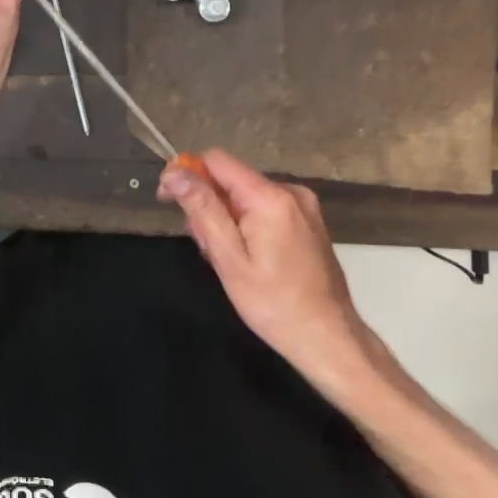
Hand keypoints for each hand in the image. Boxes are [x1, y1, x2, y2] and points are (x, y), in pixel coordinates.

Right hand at [159, 150, 379, 389]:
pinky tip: (245, 257)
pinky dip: (244, 224)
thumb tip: (174, 173)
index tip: (169, 200)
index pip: (216, 160)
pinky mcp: (307, 222)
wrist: (328, 338)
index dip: (187, 173)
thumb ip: (202, 209)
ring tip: (224, 257)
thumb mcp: (227, 257)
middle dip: (206, 203)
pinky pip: (263, 208)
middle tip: (204, 245)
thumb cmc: (273, 302)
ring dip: (224, 217)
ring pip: (244, 195)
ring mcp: (303, 207)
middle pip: (230, 178)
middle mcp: (291, 192)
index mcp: (271, 198)